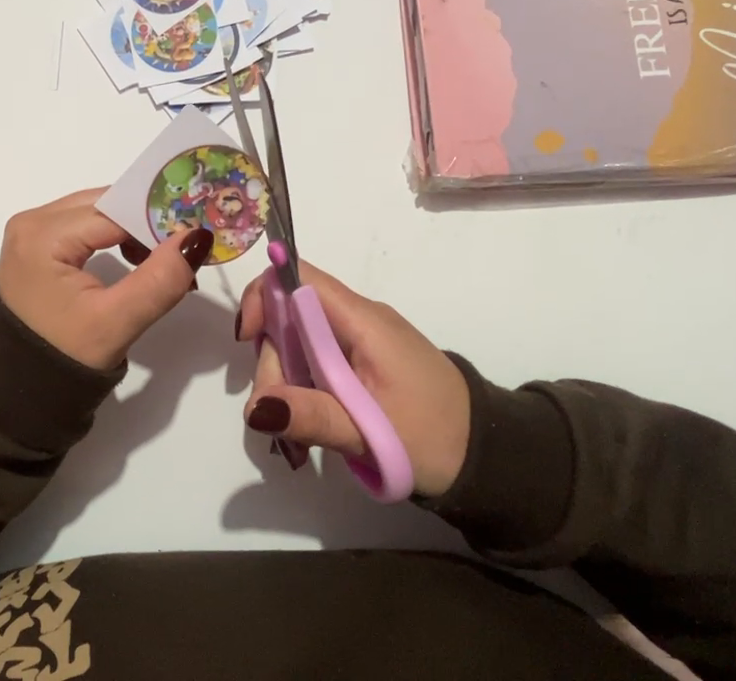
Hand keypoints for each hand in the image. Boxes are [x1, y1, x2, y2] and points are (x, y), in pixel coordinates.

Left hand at [0, 188, 214, 369]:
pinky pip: (84, 226)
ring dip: (133, 230)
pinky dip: (114, 237)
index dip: (156, 220)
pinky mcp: (36, 245)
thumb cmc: (63, 356)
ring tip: (164, 262)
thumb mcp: (116, 323)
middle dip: (147, 224)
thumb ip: (159, 280)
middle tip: (187, 250)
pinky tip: (136, 260)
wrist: (18, 388)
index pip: (113, 211)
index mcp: (42, 235)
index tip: (196, 237)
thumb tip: (197, 237)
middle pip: (104, 205)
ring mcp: (31, 231)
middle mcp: (32, 221)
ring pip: (97, 213)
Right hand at [237, 264, 470, 497]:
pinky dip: (301, 392)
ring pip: (298, 346)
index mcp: (361, 321)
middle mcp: (356, 321)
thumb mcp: (368, 431)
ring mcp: (359, 342)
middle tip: (277, 420)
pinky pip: (315, 363)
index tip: (248, 340)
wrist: (487, 457)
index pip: (297, 277)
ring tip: (295, 442)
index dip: (263, 296)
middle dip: (272, 365)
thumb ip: (311, 416)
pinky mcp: (361, 363)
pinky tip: (304, 429)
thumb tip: (254, 408)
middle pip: (290, 320)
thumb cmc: (432, 436)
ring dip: (284, 386)